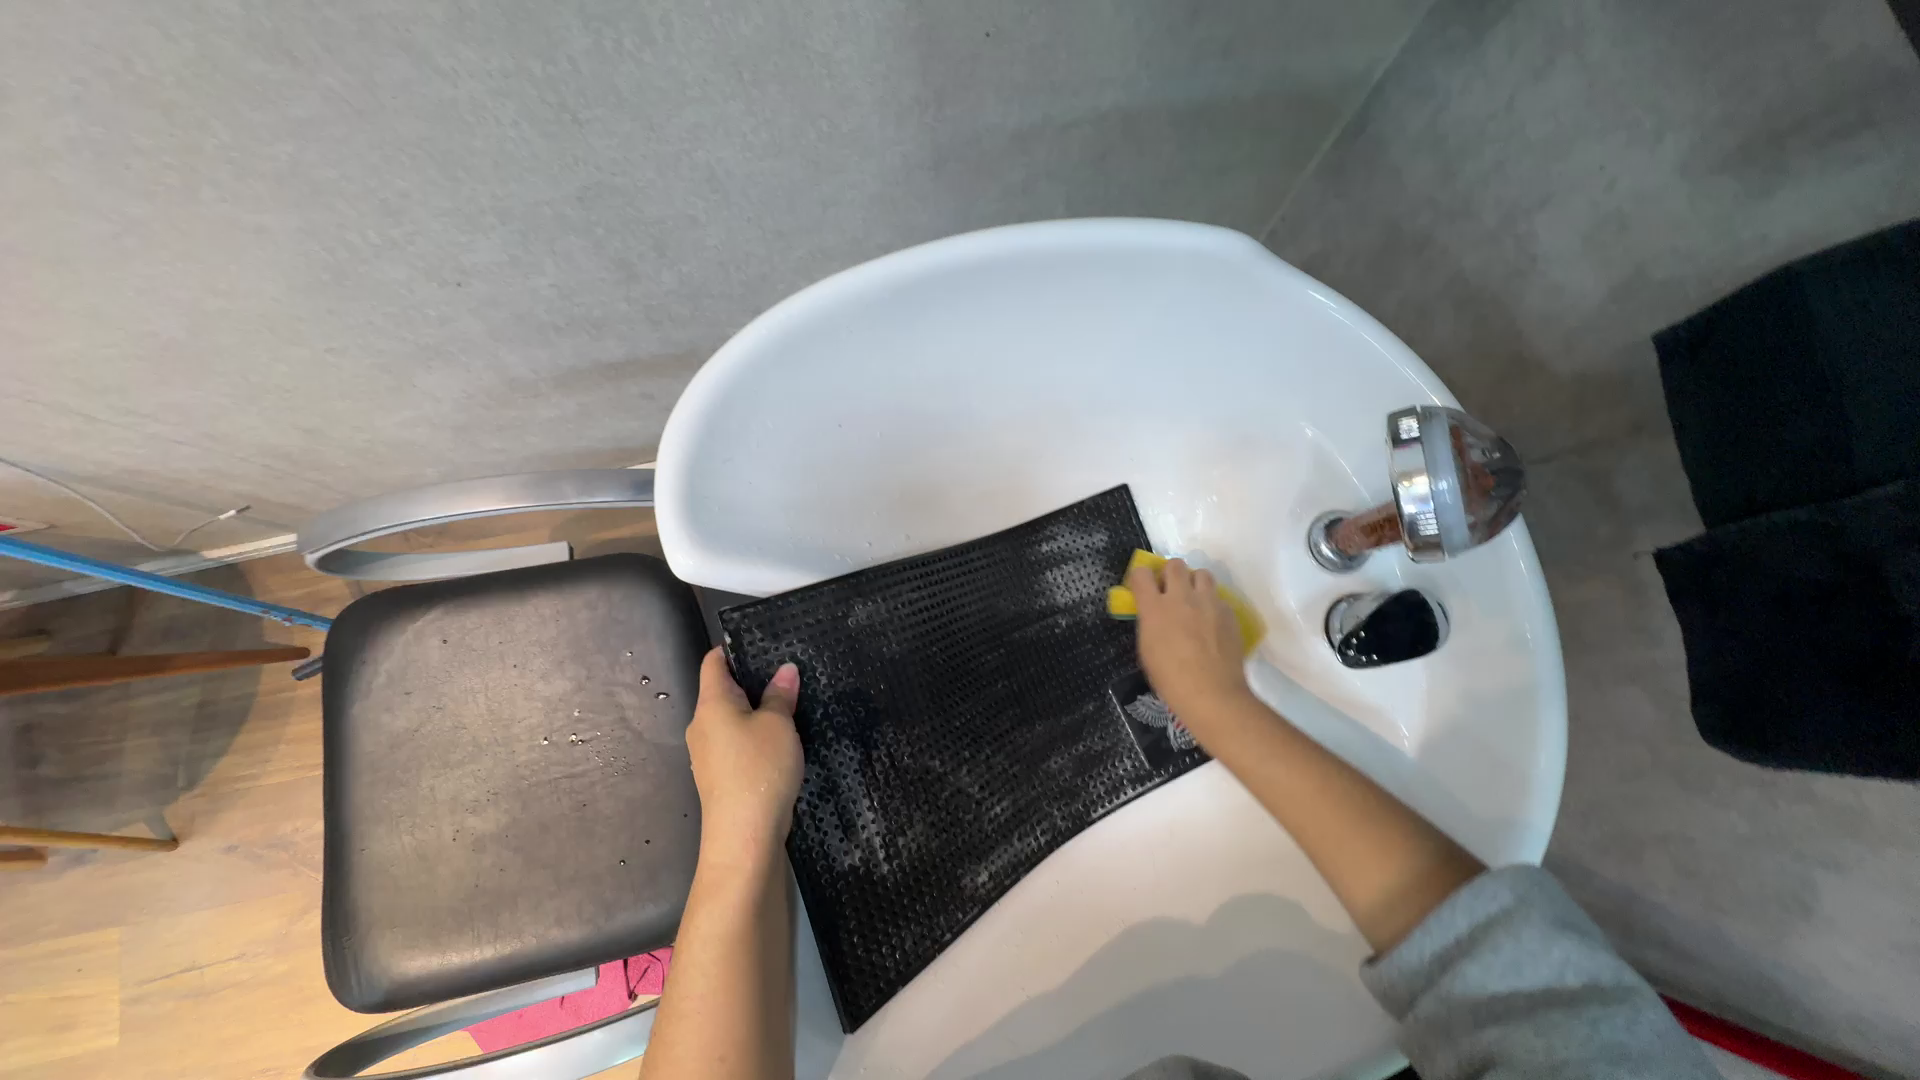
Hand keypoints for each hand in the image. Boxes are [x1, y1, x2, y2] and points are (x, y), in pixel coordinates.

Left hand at [688, 649, 804, 860]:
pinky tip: (779, 742)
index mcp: (711, 704)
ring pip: (730, 720)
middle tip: (787, 674)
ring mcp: (706, 753)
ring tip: (789, 705)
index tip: (762, 643)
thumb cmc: (760, 768)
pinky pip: (735, 743)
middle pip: (722, 691)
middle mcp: (701, 725)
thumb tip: (785, 670)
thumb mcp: (779, 725)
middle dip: (752, 682)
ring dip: (755, 712)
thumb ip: (781, 695)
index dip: (733, 649)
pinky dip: (754, 736)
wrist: (744, 836)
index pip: (713, 663)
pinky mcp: (718, 776)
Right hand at [1127, 558, 1254, 722]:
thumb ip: (1149, 624)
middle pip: (1175, 564)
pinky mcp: (1229, 613)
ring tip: (1194, 601)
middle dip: (1170, 574)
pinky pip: (1218, 597)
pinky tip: (1212, 623)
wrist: (1211, 693)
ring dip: (1195, 583)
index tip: (1141, 588)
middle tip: (1170, 591)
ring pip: (1202, 573)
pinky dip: (1212, 604)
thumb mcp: (1147, 650)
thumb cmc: (1170, 679)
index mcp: (1154, 607)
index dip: (1140, 578)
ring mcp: (1208, 603)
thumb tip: (1153, 616)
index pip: (1141, 573)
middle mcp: (1181, 597)